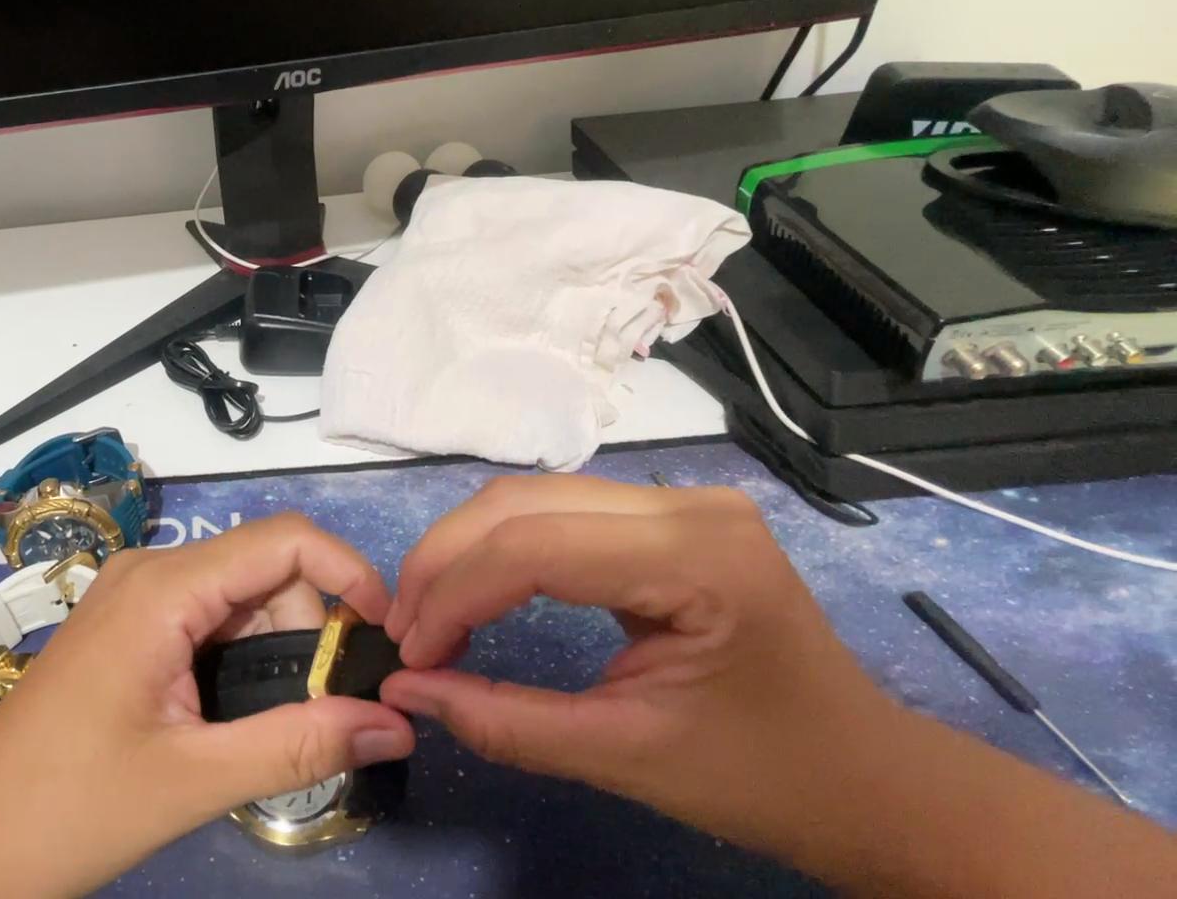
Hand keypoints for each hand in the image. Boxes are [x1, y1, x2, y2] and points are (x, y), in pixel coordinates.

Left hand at [0, 514, 413, 898]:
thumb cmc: (70, 807)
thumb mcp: (195, 779)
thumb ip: (300, 745)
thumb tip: (396, 723)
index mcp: (164, 588)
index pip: (285, 539)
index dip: (350, 572)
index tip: (386, 637)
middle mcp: (151, 572)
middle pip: (267, 570)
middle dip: (310, 631)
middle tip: (318, 714)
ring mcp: (135, 597)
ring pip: (241, 596)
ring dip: (277, 650)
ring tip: (273, 727)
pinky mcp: (129, 626)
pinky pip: (209, 617)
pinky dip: (243, 656)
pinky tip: (235, 713)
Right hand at [378, 475, 905, 856]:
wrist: (872, 779)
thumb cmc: (768, 779)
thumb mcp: (627, 758)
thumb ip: (506, 721)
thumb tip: (405, 690)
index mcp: (697, 558)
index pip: (534, 547)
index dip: (453, 592)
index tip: (409, 652)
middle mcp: (685, 504)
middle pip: (520, 504)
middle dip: (445, 562)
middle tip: (405, 628)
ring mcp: (678, 501)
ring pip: (529, 499)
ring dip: (464, 551)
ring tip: (429, 613)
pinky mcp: (664, 516)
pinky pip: (556, 514)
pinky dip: (500, 551)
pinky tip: (477, 591)